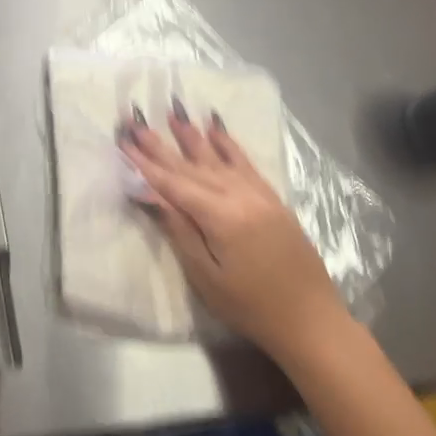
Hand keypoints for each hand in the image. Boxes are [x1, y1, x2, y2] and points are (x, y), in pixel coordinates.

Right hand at [121, 110, 349, 357]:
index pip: (172, 183)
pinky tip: (216, 128)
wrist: (313, 322)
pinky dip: (229, 144)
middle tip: (135, 121)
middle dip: (160, 144)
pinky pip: (246, 164)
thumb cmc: (251, 306)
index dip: (144, 163)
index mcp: (221, 216)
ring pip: (217, 159)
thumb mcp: (206, 275)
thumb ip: (178, 228)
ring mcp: (259, 195)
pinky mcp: (272, 200)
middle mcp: (240, 196)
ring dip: (192, 136)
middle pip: (191, 166)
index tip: (122, 141)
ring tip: (173, 113)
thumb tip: (148, 192)